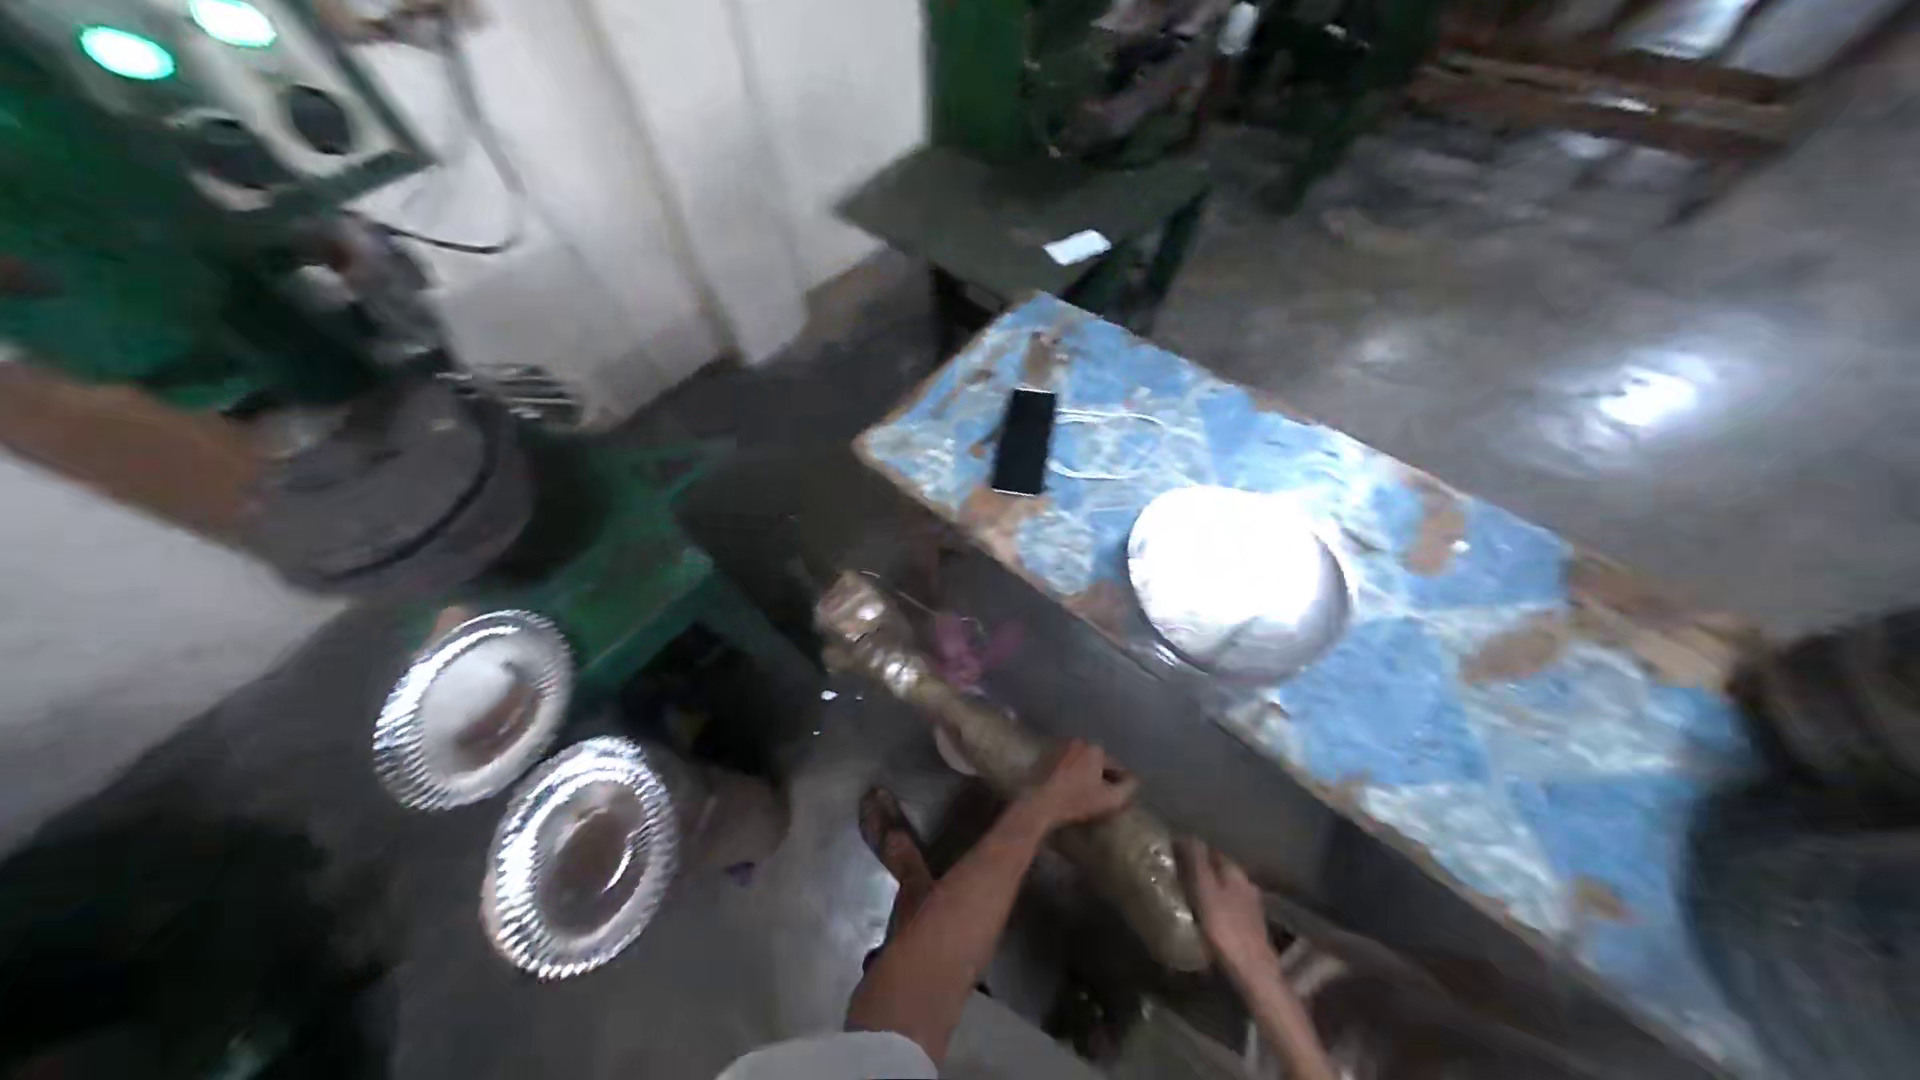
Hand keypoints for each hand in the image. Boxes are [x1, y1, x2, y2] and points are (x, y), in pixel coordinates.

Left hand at [1020, 739, 1136, 830]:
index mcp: (1095, 749)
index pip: (1115, 765)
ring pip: (1081, 760)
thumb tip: (1135, 779)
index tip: (1115, 794)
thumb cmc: (1076, 801)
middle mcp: (1078, 741)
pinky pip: (1065, 762)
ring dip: (1084, 772)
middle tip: (1099, 794)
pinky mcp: (1045, 753)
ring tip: (1082, 791)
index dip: (1118, 781)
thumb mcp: (1110, 800)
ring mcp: (1060, 745)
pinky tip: (1067, 786)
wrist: (1040, 802)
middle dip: (1100, 775)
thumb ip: (1127, 788)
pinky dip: (1069, 771)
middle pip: (1097, 760)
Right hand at [1182, 838, 1280, 982]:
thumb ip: (1197, 861)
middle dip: (1199, 867)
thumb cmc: (1224, 927)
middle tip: (1175, 872)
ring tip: (1186, 893)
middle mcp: (1246, 883)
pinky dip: (1214, 904)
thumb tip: (1188, 835)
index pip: (1210, 850)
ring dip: (1207, 887)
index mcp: (1235, 871)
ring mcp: (1251, 906)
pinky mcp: (1251, 926)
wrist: (1254, 971)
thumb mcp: (1204, 889)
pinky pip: (1227, 905)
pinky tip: (1204, 914)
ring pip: (1224, 887)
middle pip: (1218, 868)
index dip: (1190, 849)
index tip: (1171, 852)